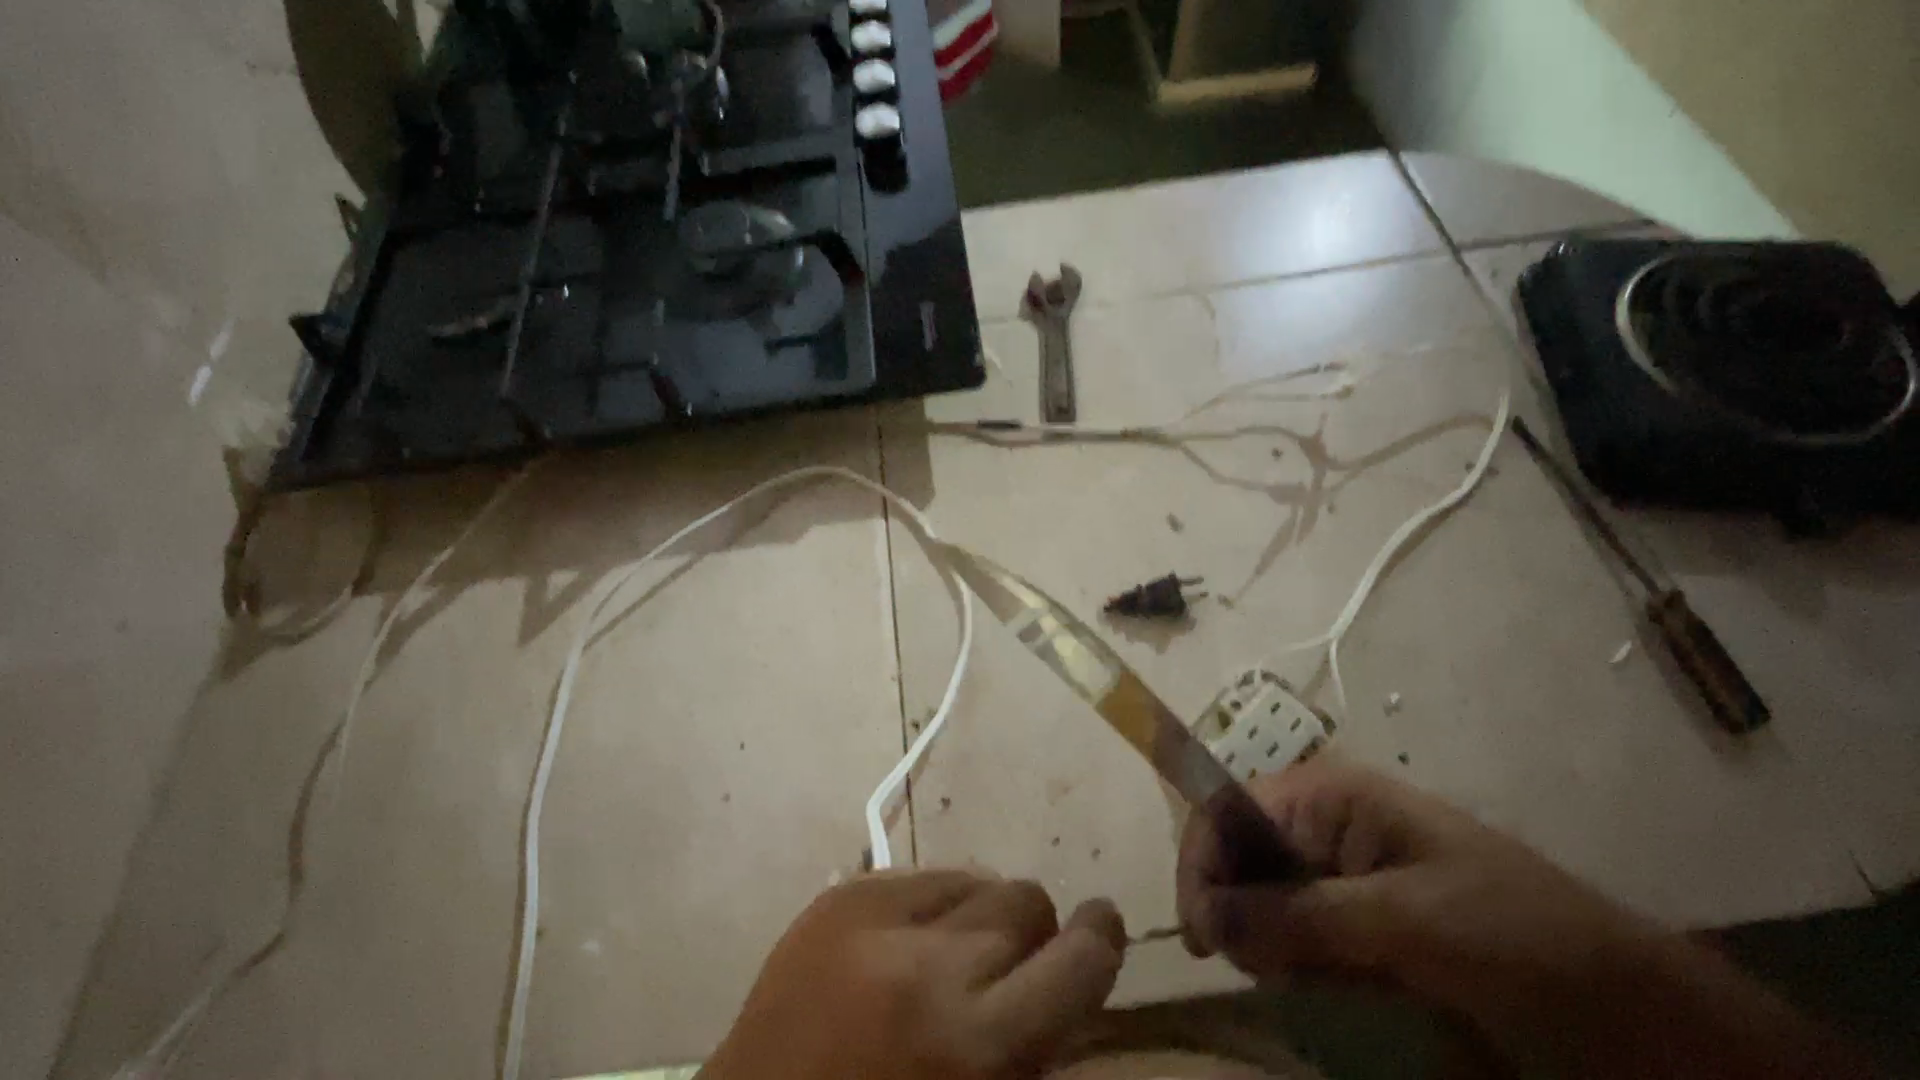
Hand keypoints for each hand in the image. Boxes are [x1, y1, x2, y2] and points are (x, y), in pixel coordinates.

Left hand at [704, 870, 1126, 1079]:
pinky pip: (918, 874)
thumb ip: (1037, 1042)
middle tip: (1006, 969)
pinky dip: (930, 904)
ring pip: (975, 876)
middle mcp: (931, 965)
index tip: (1100, 930)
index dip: (1100, 939)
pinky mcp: (837, 898)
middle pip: (1025, 900)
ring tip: (952, 952)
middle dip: (1029, 934)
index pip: (1079, 959)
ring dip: (978, 913)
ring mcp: (875, 919)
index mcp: (978, 1043)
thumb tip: (1071, 977)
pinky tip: (908, 941)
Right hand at [1177, 756, 1868, 1079]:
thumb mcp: (1404, 922)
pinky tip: (1347, 985)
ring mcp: (1342, 875)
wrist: (1624, 1007)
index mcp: (1332, 796)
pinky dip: (1303, 966)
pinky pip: (1295, 938)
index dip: (1202, 862)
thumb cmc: (1514, 935)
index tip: (1201, 937)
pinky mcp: (1357, 922)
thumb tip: (1204, 918)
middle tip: (1275, 968)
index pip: (1227, 809)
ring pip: (1260, 903)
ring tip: (1332, 978)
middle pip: (1236, 856)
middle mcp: (1325, 825)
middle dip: (1242, 913)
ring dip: (1276, 947)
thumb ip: (1296, 916)